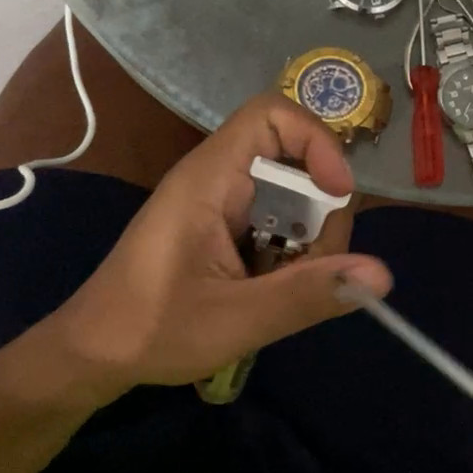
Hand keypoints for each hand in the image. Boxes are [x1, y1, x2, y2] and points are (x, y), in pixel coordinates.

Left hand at [37, 92, 392, 406]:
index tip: (336, 193)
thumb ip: (307, 294)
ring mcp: (226, 204)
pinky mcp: (230, 228)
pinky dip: (296, 252)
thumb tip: (382, 275)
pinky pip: (283, 221)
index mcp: (210, 179)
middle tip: (313, 266)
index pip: (272, 114)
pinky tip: (278, 289)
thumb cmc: (148, 331)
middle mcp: (221, 179)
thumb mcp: (234, 319)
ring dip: (312, 239)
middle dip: (322, 212)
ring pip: (296, 196)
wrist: (91, 358)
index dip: (315, 140)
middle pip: (298, 161)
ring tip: (289, 286)